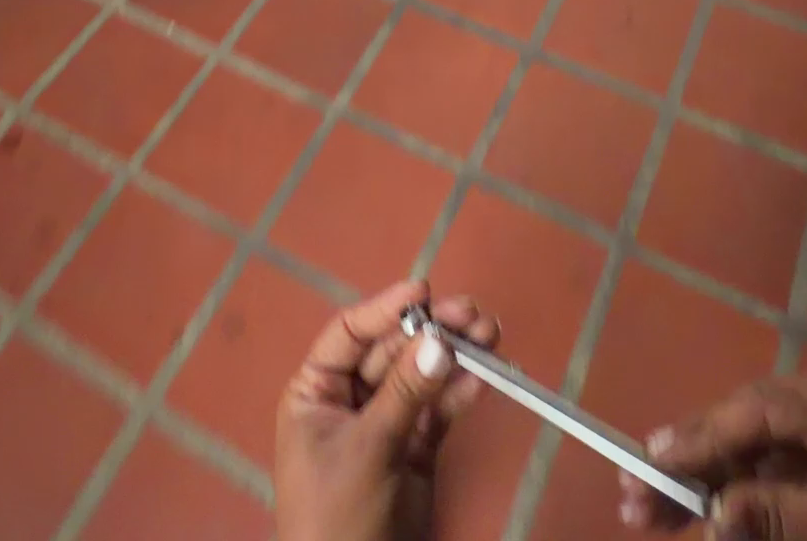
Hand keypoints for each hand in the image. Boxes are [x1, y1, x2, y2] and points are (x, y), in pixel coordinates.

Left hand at [275, 280, 499, 540]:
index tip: (423, 290)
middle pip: (393, 349)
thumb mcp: (367, 449)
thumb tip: (439, 342)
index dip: (384, 308)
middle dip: (432, 330)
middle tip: (473, 313)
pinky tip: (484, 376)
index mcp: (316, 390)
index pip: (349, 333)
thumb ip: (404, 394)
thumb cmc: (336, 516)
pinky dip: (460, 393)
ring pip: (421, 375)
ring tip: (490, 335)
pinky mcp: (416, 447)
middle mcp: (349, 398)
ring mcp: (385, 421)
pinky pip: (439, 409)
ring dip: (454, 355)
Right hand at [621, 364, 806, 540]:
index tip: (656, 458)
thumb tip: (712, 516)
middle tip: (633, 490)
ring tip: (638, 511)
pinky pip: (741, 478)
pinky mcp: (792, 466)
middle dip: (684, 464)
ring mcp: (800, 434)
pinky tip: (674, 518)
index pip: (760, 409)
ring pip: (729, 454)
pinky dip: (711, 501)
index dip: (704, 435)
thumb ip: (784, 519)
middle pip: (734, 428)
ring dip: (686, 485)